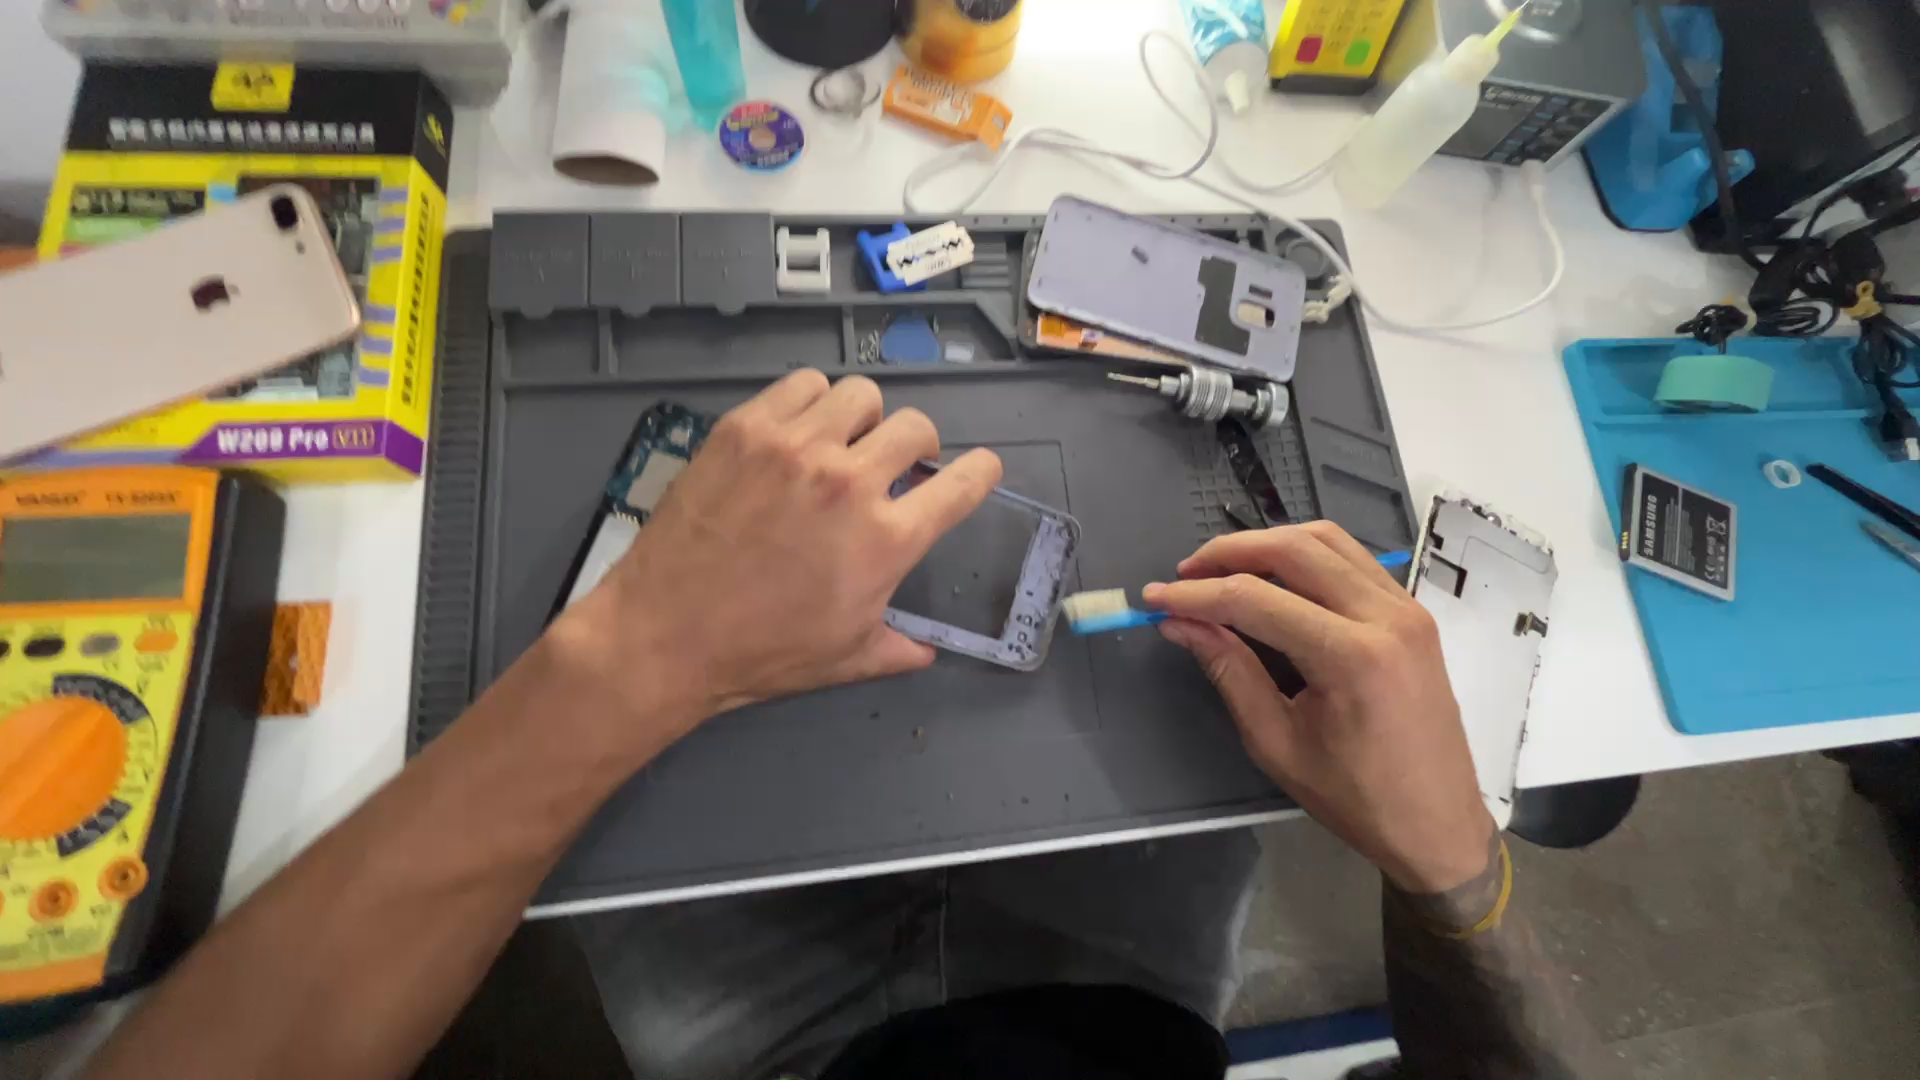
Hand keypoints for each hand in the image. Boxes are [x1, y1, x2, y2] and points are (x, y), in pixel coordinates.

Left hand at [559, 370, 1001, 734]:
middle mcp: (852, 481)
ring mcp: (797, 447)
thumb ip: (899, 649)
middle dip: (918, 446)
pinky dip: (813, 402)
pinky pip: (803, 385)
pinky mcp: (747, 428)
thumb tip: (927, 653)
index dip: (981, 472)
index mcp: (888, 540)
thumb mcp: (847, 659)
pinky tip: (798, 431)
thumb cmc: (762, 653)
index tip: (978, 470)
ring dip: (864, 419)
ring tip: (843, 443)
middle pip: (916, 427)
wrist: (665, 634)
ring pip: (861, 395)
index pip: (962, 485)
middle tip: (894, 466)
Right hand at [1143, 522, 1491, 893]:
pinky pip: (1350, 558)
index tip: (1155, 598)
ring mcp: (1406, 608)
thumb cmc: (1354, 797)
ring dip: (1266, 544)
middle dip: (1228, 552)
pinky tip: (1272, 577)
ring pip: (1325, 540)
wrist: (1439, 826)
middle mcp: (1385, 616)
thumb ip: (1228, 669)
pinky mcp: (1412, 612)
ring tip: (1222, 569)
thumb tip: (1179, 623)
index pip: (1255, 600)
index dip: (1196, 594)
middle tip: (1185, 575)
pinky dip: (1302, 554)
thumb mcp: (1275, 741)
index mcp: (1352, 657)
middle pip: (1292, 549)